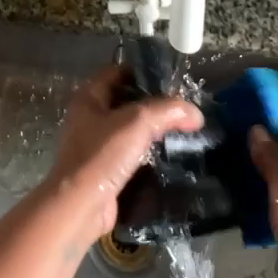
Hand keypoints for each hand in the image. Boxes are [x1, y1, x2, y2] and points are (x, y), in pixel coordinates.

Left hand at [41, 65, 201, 240]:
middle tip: (183, 108)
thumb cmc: (102, 155)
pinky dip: (148, 154)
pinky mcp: (105, 170)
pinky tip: (170, 157)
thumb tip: (196, 113)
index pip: (117, 72)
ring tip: (183, 131)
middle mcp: (89, 117)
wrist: (81, 206)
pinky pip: (130, 155)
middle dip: (153, 103)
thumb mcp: (137, 122)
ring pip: (129, 130)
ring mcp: (96, 145)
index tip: (170, 79)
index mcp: (89, 97)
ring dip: (153, 130)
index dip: (142, 71)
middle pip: (125, 101)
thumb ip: (167, 111)